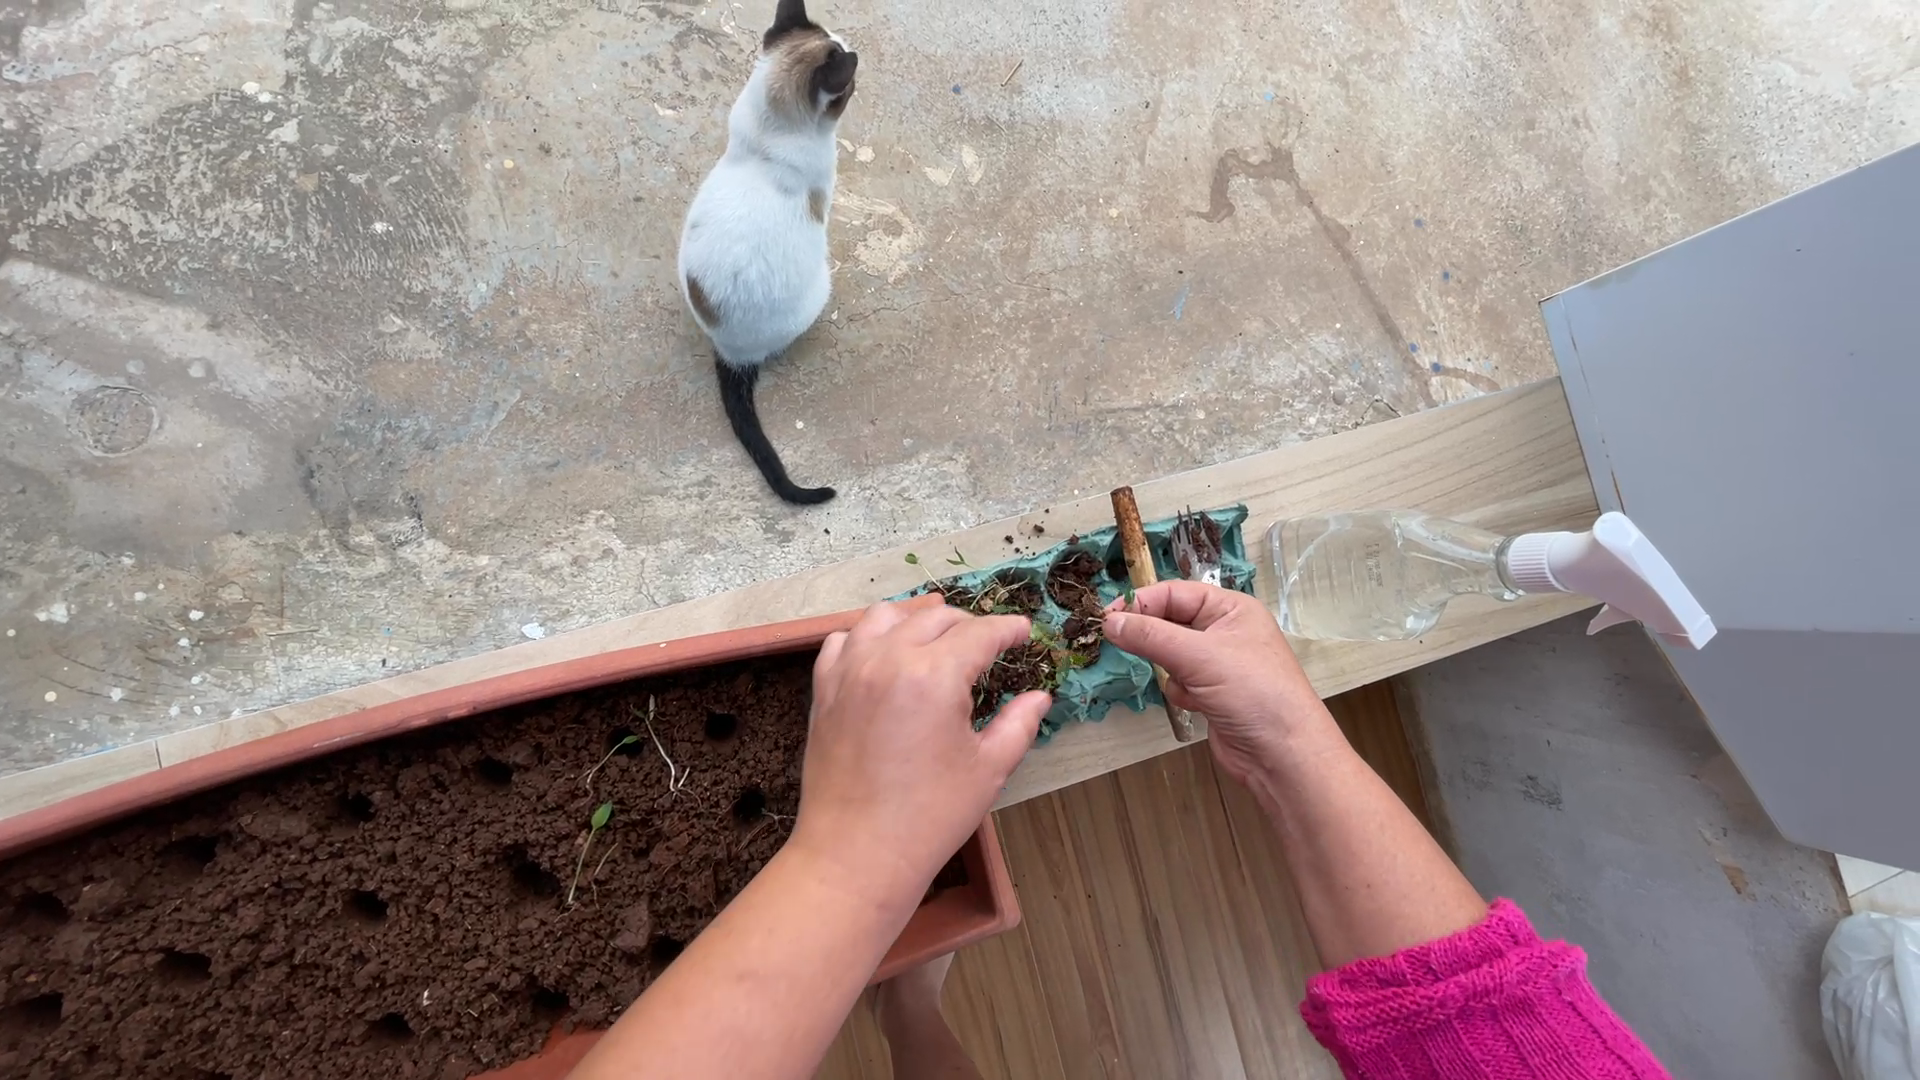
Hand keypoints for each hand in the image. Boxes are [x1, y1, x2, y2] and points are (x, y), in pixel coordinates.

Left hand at [794, 595, 1049, 901]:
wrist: (855, 855)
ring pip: (885, 616)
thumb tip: (1039, 697)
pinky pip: (842, 640)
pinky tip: (883, 654)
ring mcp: (850, 670)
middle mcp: (889, 659)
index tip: (1023, 631)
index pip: (979, 633)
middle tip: (988, 643)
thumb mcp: (988, 770)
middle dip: (968, 624)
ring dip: (916, 619)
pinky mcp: (825, 688)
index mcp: (934, 676)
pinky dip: (867, 636)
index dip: (1007, 629)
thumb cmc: (929, 817)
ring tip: (936, 635)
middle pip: (935, 618)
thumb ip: (1019, 724)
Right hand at [1103, 582, 1338, 787]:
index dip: (1141, 602)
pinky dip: (1179, 691)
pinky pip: (1178, 680)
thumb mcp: (1199, 656)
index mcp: (1231, 609)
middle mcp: (1225, 631)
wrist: (1284, 757)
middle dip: (1152, 636)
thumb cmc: (1252, 693)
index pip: (1175, 593)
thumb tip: (1108, 622)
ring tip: (1185, 683)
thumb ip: (1150, 636)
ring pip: (1169, 653)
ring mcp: (1219, 664)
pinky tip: (1196, 704)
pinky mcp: (1211, 693)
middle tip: (1119, 641)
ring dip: (1169, 668)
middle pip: (1170, 622)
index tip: (1107, 617)